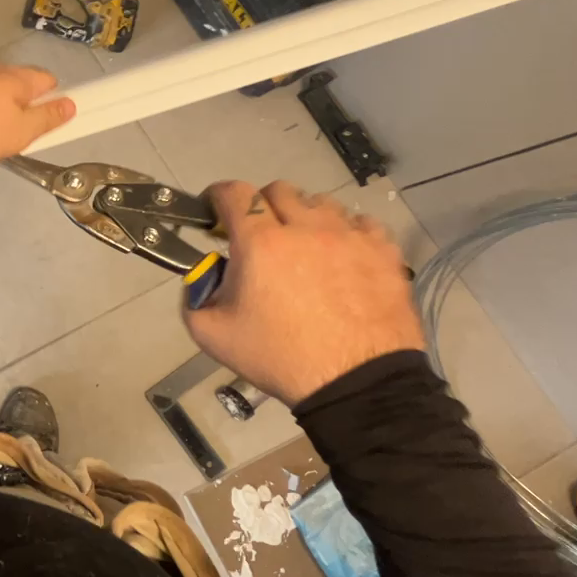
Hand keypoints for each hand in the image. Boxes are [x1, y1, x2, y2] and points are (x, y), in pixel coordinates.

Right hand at [185, 180, 424, 405]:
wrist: (358, 385)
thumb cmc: (280, 358)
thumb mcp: (210, 333)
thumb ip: (193, 294)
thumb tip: (202, 275)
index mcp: (260, 243)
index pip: (235, 193)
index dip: (219, 195)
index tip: (215, 211)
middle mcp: (305, 229)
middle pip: (278, 190)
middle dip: (261, 206)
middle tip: (258, 235)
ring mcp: (349, 237)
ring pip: (321, 203)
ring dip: (304, 217)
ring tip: (303, 246)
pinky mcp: (384, 253)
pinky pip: (362, 223)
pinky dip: (346, 231)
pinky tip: (341, 254)